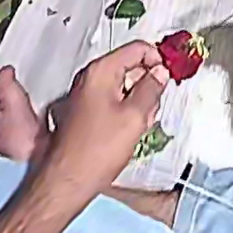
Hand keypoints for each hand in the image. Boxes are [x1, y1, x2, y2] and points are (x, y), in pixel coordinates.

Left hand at [37, 41, 169, 194]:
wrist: (66, 184)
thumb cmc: (99, 150)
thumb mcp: (135, 116)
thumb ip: (152, 88)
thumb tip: (160, 72)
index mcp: (102, 71)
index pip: (138, 48)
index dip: (157, 60)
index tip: (166, 80)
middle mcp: (90, 77)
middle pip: (130, 65)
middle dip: (147, 83)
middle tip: (152, 108)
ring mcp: (85, 94)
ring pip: (123, 84)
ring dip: (138, 99)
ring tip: (140, 124)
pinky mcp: (83, 111)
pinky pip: (112, 99)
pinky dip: (125, 109)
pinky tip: (128, 130)